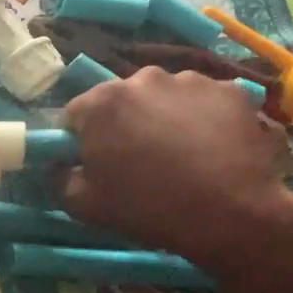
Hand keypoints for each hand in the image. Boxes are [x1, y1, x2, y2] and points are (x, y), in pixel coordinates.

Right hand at [61, 67, 292, 278]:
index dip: (79, 139)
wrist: (231, 214)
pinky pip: (205, 103)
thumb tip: (60, 164)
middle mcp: (144, 78)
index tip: (92, 162)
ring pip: (165, 98)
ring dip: (163, 118)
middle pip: (122, 100)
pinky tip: (211, 150)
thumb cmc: (146, 207)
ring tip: (179, 155)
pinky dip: (203, 120)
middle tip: (137, 159)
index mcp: (101, 103)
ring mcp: (193, 80)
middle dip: (124, 123)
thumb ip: (59, 176)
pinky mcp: (233, 91)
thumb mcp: (82, 204)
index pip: (74, 114)